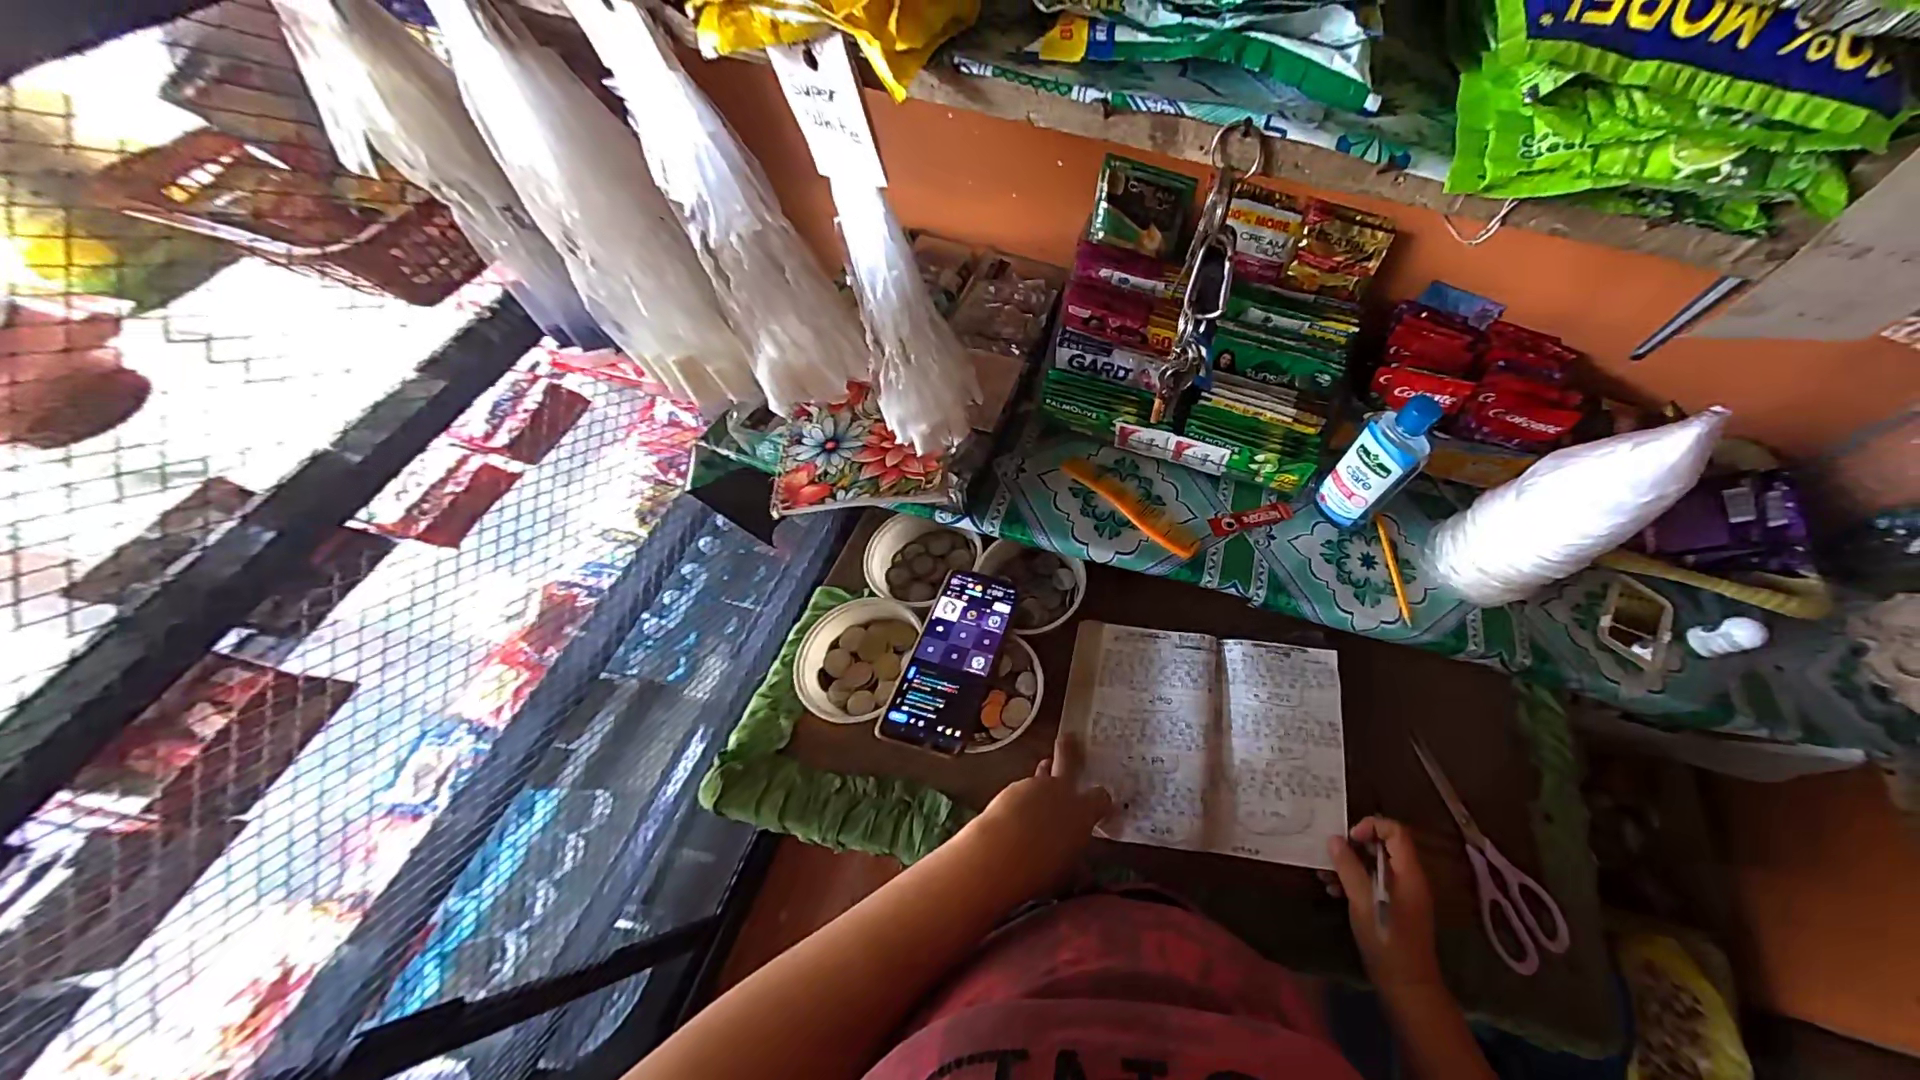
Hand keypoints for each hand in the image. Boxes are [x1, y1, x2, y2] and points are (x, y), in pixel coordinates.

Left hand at [967, 729, 1112, 895]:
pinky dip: (1023, 796)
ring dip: (1043, 776)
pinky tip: (1015, 812)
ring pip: (1043, 773)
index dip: (1101, 801)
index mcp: (1083, 812)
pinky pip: (1023, 788)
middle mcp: (1062, 791)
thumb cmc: (1041, 868)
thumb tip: (1083, 873)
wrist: (1003, 851)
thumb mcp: (1067, 871)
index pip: (1101, 797)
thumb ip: (1076, 864)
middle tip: (1068, 737)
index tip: (1100, 805)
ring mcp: (1037, 785)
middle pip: (1068, 761)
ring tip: (1040, 781)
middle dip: (1069, 749)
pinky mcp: (1014, 787)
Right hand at [1324, 816, 1445, 1001]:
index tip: (1349, 838)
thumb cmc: (1386, 937)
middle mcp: (1409, 878)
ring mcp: (1402, 893)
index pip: (1396, 831)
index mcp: (1409, 873)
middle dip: (1354, 844)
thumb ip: (1348, 866)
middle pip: (1384, 845)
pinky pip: (1372, 880)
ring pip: (1374, 863)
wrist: (1405, 983)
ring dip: (1349, 863)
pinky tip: (1333, 889)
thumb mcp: (1362, 899)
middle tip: (1331, 852)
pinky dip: (1353, 879)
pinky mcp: (1392, 905)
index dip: (1371, 826)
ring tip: (1325, 873)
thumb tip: (1334, 839)